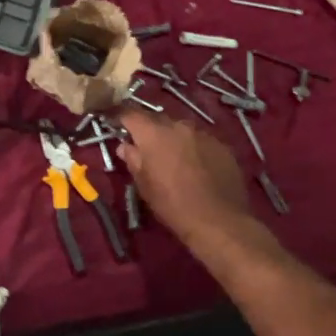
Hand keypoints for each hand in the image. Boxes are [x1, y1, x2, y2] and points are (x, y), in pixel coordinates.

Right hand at [115, 106, 248, 248]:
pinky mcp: (222, 146)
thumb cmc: (172, 204)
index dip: (119, 115)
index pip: (130, 113)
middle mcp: (178, 126)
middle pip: (157, 119)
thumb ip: (133, 159)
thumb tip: (125, 146)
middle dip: (149, 129)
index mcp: (153, 133)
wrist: (219, 222)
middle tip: (145, 145)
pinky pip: (201, 141)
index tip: (113, 119)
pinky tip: (197, 166)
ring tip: (174, 157)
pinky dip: (194, 148)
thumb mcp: (144, 185)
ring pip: (181, 129)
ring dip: (173, 138)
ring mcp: (203, 134)